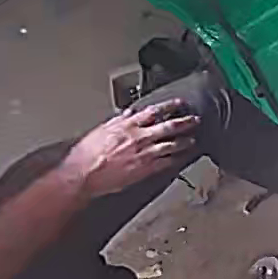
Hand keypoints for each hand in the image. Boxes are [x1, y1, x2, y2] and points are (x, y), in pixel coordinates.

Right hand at [60, 100, 199, 197]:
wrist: (82, 174)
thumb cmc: (86, 154)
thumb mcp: (100, 131)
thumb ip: (116, 121)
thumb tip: (127, 114)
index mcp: (128, 126)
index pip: (154, 111)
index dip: (170, 106)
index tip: (179, 103)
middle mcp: (140, 137)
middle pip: (169, 126)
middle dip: (185, 122)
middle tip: (195, 119)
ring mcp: (145, 153)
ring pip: (172, 144)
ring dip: (185, 142)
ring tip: (193, 140)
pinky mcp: (146, 168)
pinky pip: (167, 162)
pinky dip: (176, 159)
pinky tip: (182, 158)